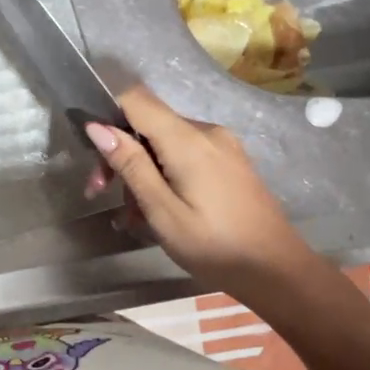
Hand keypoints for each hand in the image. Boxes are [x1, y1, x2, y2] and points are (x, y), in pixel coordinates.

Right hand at [83, 86, 317, 288]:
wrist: (277, 270)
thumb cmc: (214, 246)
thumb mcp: (162, 211)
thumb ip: (131, 165)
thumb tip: (96, 127)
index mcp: (188, 140)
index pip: (136, 99)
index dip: (107, 114)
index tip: (92, 151)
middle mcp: (206, 132)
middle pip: (148, 123)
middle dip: (119, 153)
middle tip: (101, 193)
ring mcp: (221, 146)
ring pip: (164, 142)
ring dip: (140, 169)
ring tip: (133, 214)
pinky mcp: (229, 161)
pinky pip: (184, 154)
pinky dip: (163, 174)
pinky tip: (158, 207)